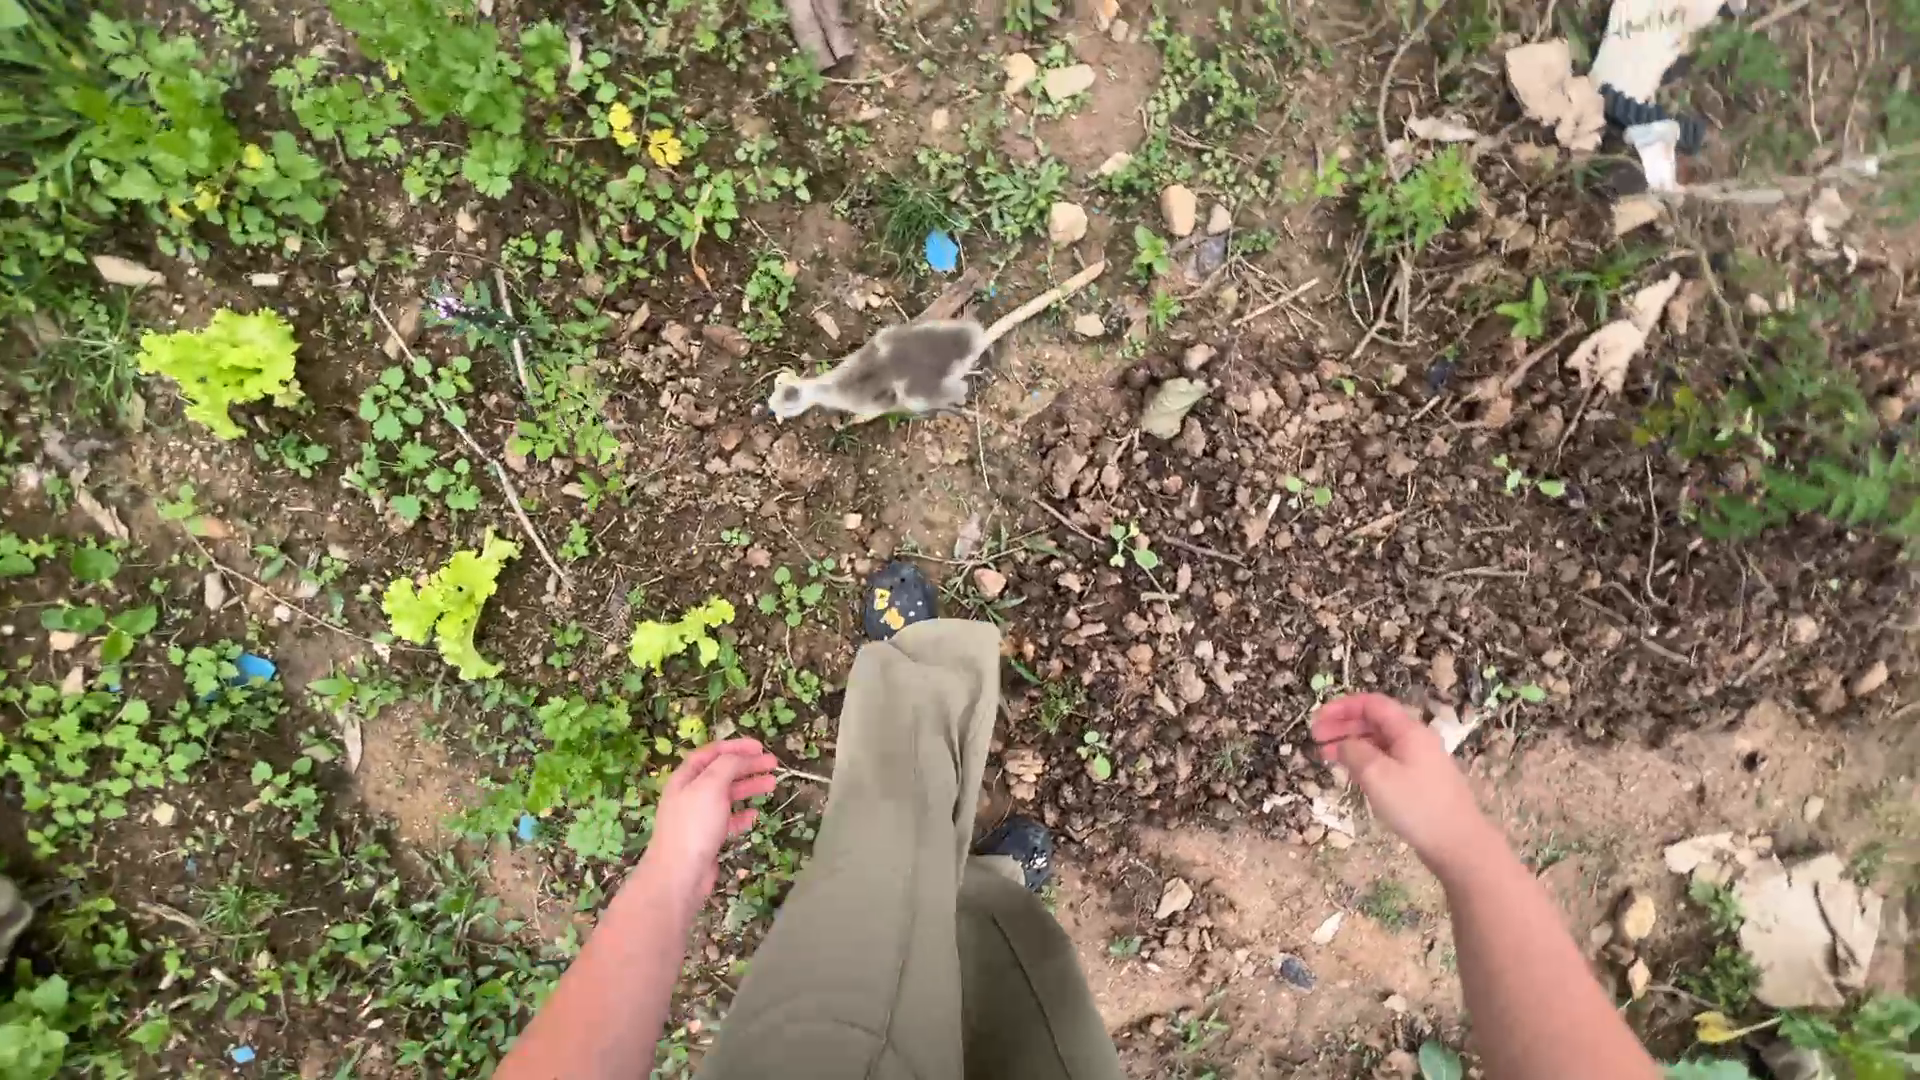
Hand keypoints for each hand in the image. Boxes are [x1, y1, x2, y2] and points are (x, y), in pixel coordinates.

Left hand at [640, 739, 778, 906]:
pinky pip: (728, 820)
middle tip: (772, 764)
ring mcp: (698, 818)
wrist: (679, 876)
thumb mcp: (711, 785)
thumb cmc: (694, 825)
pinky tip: (755, 816)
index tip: (760, 746)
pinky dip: (742, 815)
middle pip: (722, 772)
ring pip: (728, 795)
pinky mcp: (707, 838)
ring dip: (749, 787)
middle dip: (747, 765)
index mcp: (686, 778)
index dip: (735, 746)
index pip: (711, 753)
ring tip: (772, 784)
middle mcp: (690, 795)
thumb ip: (728, 765)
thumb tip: (741, 757)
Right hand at [1311, 694, 1496, 876]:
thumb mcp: (1376, 774)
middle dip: (1342, 725)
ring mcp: (1420, 762)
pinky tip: (1351, 773)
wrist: (1460, 845)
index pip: (1371, 704)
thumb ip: (1353, 750)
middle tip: (1316, 738)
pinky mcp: (1420, 781)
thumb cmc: (1416, 805)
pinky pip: (1386, 760)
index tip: (1318, 718)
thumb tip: (1344, 744)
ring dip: (1350, 743)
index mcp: (1409, 731)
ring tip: (1326, 756)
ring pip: (1378, 742)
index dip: (1342, 706)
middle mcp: (1416, 740)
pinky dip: (1364, 760)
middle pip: (1374, 721)